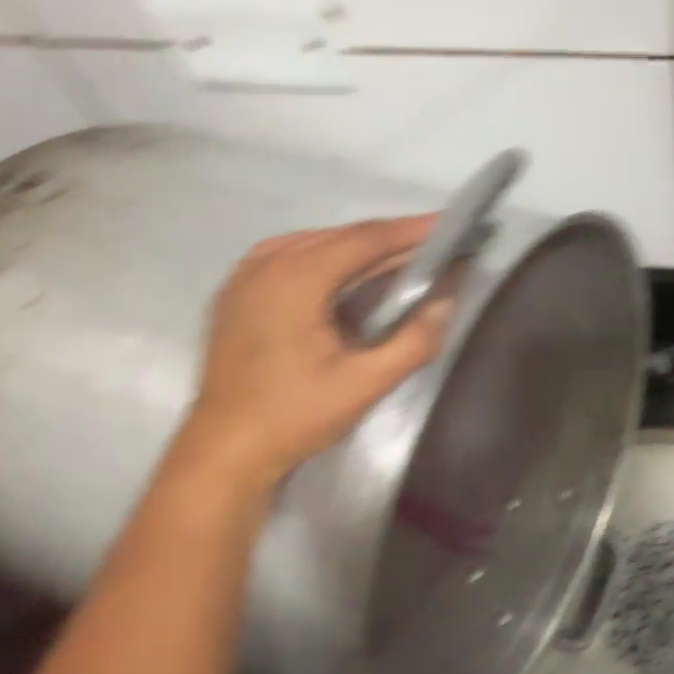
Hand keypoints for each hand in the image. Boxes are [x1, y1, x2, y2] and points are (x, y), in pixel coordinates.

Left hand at [183, 216, 451, 483]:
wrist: (225, 449)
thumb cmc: (295, 415)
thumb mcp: (365, 384)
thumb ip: (412, 341)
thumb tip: (447, 304)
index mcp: (295, 279)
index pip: (364, 239)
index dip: (409, 230)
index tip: (448, 224)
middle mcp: (265, 264)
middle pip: (338, 236)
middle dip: (388, 238)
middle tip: (432, 242)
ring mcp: (243, 277)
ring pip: (312, 243)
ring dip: (356, 247)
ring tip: (397, 256)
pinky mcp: (235, 295)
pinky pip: (287, 257)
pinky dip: (324, 257)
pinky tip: (343, 274)